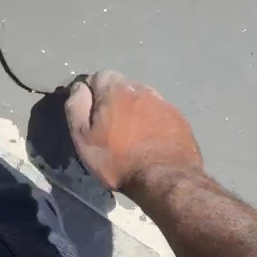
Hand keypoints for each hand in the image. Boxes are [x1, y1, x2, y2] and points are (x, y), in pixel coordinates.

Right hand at [64, 70, 203, 196]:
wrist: (165, 180)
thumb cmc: (117, 160)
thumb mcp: (82, 137)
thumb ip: (76, 106)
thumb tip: (79, 87)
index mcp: (115, 90)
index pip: (99, 76)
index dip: (91, 93)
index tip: (90, 114)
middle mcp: (141, 89)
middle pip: (122, 86)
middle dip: (113, 100)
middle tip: (110, 127)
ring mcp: (164, 103)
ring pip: (142, 99)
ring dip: (134, 110)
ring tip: (131, 134)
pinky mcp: (179, 118)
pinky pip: (159, 112)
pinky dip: (152, 121)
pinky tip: (150, 140)